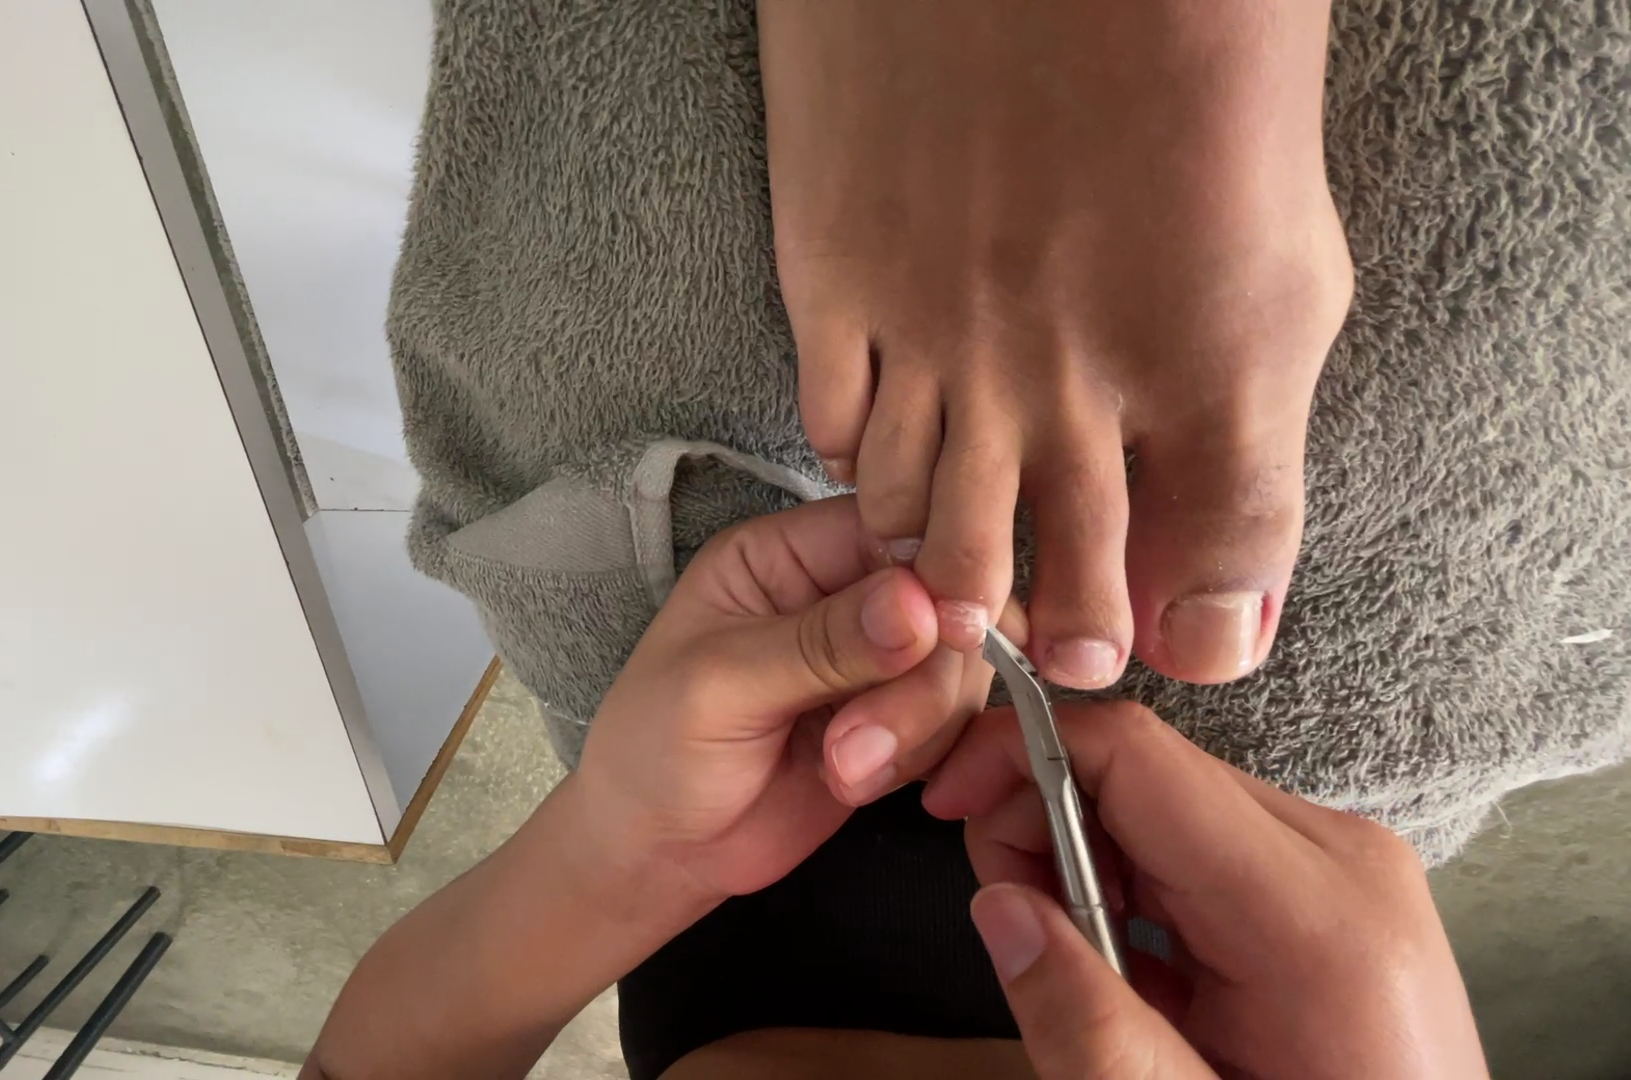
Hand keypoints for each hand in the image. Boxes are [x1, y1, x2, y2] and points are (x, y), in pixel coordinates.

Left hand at [575, 496, 991, 900]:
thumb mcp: (722, 683)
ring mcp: (867, 660)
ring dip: (917, 725)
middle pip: (939, 597)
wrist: (661, 847)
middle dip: (920, 676)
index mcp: (781, 556)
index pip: (885, 525)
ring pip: (955, 663)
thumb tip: (922, 604)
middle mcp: (832, 594)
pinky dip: (924, 756)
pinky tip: (857, 784)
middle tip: (859, 740)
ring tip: (844, 768)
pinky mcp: (890, 719)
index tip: (949, 629)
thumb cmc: (657, 746)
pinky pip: (952, 719)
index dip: (931, 570)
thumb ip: (820, 644)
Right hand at [759, 0, 1352, 687]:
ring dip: (938, 556)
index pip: (1216, 551)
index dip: (1194, 626)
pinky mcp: (834, 288)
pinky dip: (854, 461)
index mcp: (1207, 345)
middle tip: (1048, 648)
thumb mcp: (1281, 243)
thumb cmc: (1183, 58)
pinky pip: (834, 426)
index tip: (1170, 649)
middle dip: (1058, 630)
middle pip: (1047, 563)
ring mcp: (930, 333)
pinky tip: (872, 454)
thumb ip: (1251, 416)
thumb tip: (1228, 569)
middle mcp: (1057, 367)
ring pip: (916, 515)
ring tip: (947, 565)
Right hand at [923, 703, 1486, 1078]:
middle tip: (1016, 916)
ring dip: (1064, 851)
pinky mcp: (1303, 867)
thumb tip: (999, 905)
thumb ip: (1090, 1034)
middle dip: (1032, 821)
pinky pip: (1164, 822)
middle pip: (1124, 764)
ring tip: (1074, 951)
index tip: (947, 803)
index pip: (1132, 751)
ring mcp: (1322, 854)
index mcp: (1315, 916)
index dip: (1017, 750)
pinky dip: (1107, 869)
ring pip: (1133, 788)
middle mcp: (1330, 853)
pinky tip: (1118, 946)